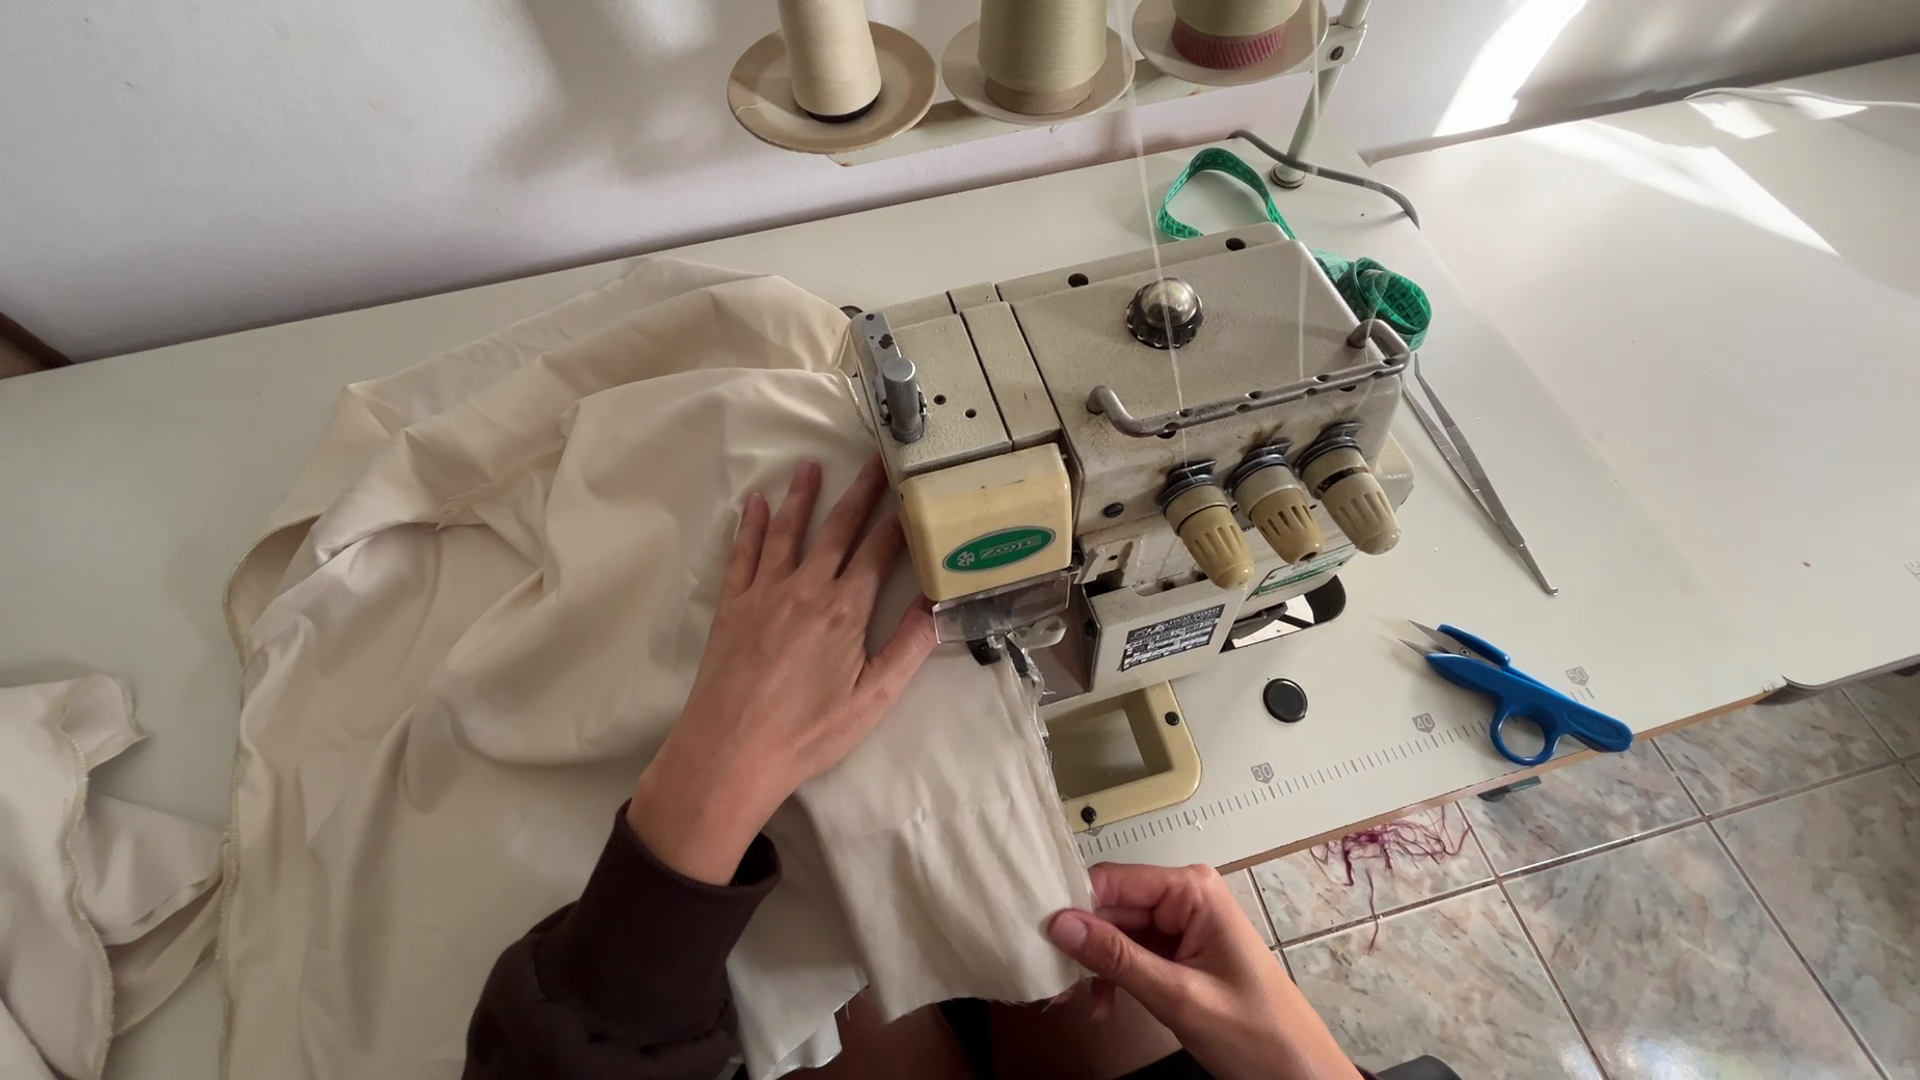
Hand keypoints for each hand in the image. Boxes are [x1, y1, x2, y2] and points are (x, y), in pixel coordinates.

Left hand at [627, 457, 936, 883]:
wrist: (728, 753)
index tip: (910, 491)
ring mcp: (764, 592)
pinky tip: (753, 504)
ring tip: (811, 466)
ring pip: (788, 532)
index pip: (878, 552)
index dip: (898, 520)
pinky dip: (749, 526)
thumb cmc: (808, 732)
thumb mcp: (872, 699)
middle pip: (838, 530)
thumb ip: (907, 648)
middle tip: (873, 459)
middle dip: (859, 492)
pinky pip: (743, 554)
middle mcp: (806, 588)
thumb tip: (937, 604)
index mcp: (845, 610)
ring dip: (802, 497)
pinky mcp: (733, 604)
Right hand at [1047, 863, 1358, 1079]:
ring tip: (1076, 1000)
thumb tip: (1059, 922)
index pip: (1115, 881)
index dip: (1076, 903)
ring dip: (1098, 965)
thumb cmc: (1255, 1034)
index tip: (1039, 932)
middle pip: (1113, 906)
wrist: (1303, 1078)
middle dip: (1085, 943)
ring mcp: (1182, 921)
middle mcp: (1183, 894)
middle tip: (1054, 978)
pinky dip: (1115, 977)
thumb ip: (1117, 958)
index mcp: (1190, 889)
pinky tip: (1105, 1006)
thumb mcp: (1180, 997)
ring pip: (1118, 931)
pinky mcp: (1180, 947)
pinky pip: (1134, 951)